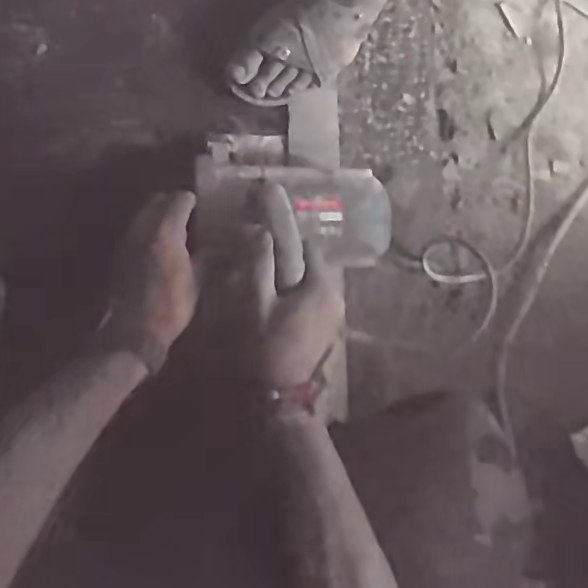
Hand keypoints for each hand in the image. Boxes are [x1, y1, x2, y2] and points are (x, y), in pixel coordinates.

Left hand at [103, 190, 199, 370]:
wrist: (133, 330)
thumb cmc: (171, 305)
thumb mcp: (197, 282)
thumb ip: (209, 259)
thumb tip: (223, 249)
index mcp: (166, 230)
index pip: (179, 199)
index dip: (191, 201)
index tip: (200, 208)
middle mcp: (143, 227)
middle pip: (157, 200)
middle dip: (172, 203)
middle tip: (187, 216)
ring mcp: (127, 238)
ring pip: (143, 213)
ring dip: (157, 216)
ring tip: (173, 231)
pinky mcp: (118, 252)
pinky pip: (134, 229)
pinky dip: (146, 231)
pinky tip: (157, 247)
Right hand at [240, 183, 342, 401]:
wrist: (275, 399)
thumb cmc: (262, 349)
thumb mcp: (254, 303)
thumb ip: (259, 264)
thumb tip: (263, 233)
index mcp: (319, 286)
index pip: (301, 240)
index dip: (280, 214)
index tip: (267, 189)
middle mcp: (333, 295)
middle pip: (309, 254)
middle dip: (285, 237)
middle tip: (258, 219)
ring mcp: (330, 312)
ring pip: (308, 271)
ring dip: (288, 257)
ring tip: (261, 246)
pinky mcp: (321, 324)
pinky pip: (308, 287)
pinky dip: (291, 276)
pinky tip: (271, 277)